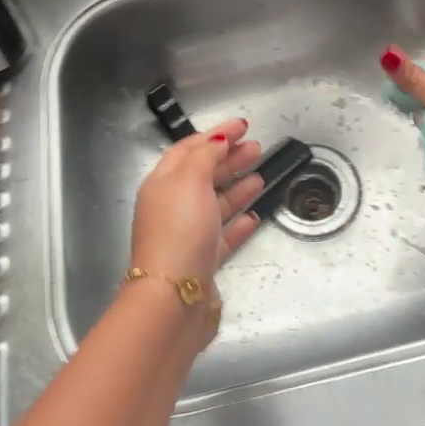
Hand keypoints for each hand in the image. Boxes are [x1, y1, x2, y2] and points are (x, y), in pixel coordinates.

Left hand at [128, 119, 266, 341]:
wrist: (173, 300)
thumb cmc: (179, 232)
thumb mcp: (190, 181)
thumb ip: (206, 155)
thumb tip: (218, 139)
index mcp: (162, 184)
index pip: (189, 149)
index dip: (216, 134)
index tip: (243, 125)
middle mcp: (172, 207)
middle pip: (203, 175)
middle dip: (229, 158)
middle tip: (257, 148)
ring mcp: (188, 236)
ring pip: (215, 204)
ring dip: (237, 187)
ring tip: (262, 175)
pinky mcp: (202, 262)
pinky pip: (223, 236)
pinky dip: (239, 223)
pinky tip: (255, 216)